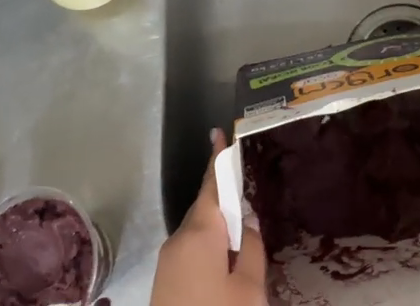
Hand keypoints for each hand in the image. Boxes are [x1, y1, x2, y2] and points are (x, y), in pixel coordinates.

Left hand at [150, 128, 267, 305]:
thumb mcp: (249, 288)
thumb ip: (253, 249)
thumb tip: (247, 221)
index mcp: (200, 232)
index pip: (211, 184)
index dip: (218, 157)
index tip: (219, 131)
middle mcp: (179, 239)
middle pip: (205, 208)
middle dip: (225, 201)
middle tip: (248, 195)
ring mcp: (169, 262)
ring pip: (199, 233)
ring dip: (220, 230)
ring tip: (245, 234)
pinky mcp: (166, 284)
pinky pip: (192, 252)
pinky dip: (210, 248)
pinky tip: (227, 262)